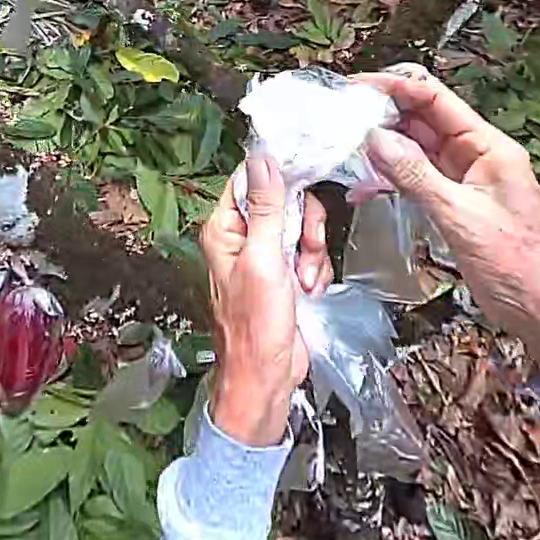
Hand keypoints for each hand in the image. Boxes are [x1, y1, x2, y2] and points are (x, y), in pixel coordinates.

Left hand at [198, 154, 332, 444]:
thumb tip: (263, 159)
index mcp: (225, 228)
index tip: (306, 177)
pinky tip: (308, 291)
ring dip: (311, 252)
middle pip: (283, 201)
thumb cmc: (256, 326)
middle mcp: (241, 236)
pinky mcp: (283, 272)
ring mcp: (264, 255)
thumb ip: (266, 208)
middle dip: (303, 226)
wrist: (267, 380)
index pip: (251, 180)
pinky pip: (308, 252)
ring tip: (304, 281)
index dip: (280, 175)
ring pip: (300, 227)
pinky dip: (314, 269)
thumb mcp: (263, 260)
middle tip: (304, 251)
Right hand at [355, 68, 539, 396]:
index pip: (436, 99)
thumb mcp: (462, 217)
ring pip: (418, 150)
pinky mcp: (456, 205)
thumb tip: (375, 138)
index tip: (358, 87)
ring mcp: (465, 181)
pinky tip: (367, 184)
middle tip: (343, 117)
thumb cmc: (522, 266)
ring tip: (347, 147)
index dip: (396, 87)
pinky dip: (393, 178)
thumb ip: (416, 175)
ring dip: (384, 147)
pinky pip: (419, 179)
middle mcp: (476, 156)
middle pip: (424, 120)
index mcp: (488, 147)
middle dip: (384, 114)